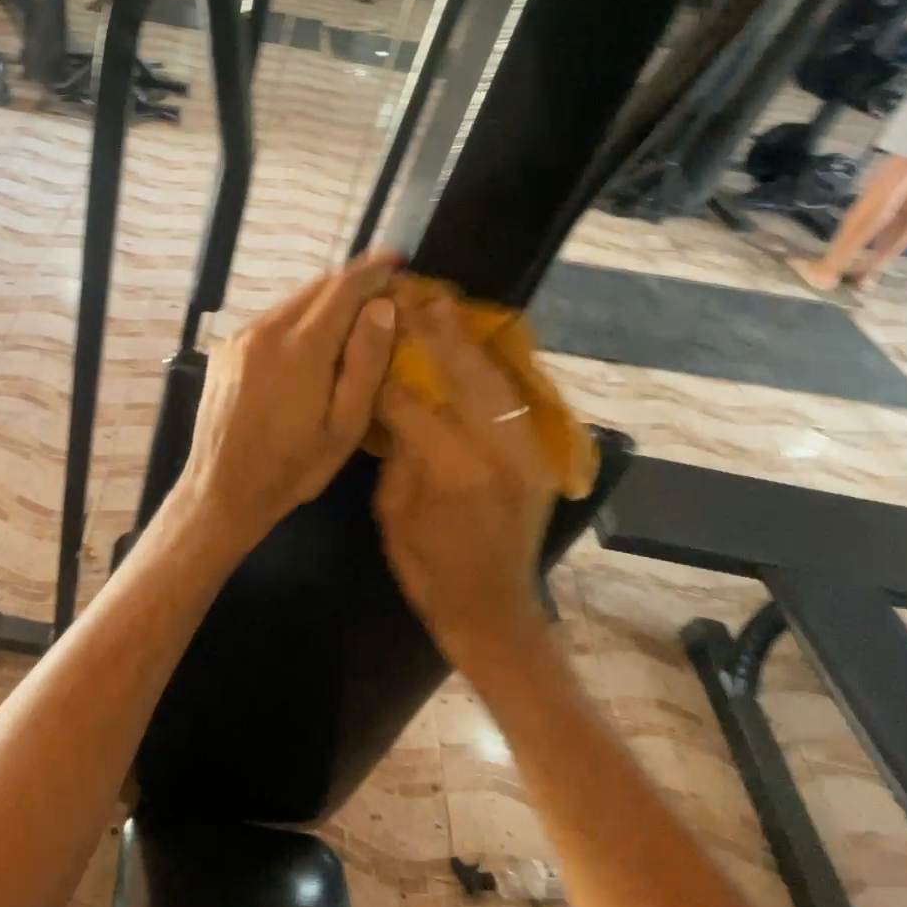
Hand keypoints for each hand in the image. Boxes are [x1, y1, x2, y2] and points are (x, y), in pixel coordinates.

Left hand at [174, 252, 399, 543]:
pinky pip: (269, 323)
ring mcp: (239, 339)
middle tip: (382, 291)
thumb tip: (382, 307)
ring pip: (291, 303)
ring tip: (351, 318)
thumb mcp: (344, 425)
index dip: (373, 270)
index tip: (398, 260)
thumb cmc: (291, 467)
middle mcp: (265, 331)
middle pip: (315, 289)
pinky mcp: (223, 352)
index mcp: (300, 347)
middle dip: (351, 284)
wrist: (221, 489)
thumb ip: (365, 361)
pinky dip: (296, 322)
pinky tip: (309, 345)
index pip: (343, 288)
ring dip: (323, 303)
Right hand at [373, 296, 552, 665]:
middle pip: (463, 376)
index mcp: (452, 468)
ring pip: (495, 381)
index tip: (370, 339)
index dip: (387, 370)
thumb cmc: (428, 569)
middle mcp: (496, 450)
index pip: (413, 402)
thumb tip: (394, 406)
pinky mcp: (536, 457)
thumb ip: (398, 453)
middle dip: (435, 334)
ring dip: (467, 342)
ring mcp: (524, 451)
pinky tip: (473, 349)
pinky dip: (490, 370)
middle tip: (415, 298)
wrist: (493, 608)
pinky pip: (512, 401)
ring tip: (444, 308)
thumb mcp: (393, 511)